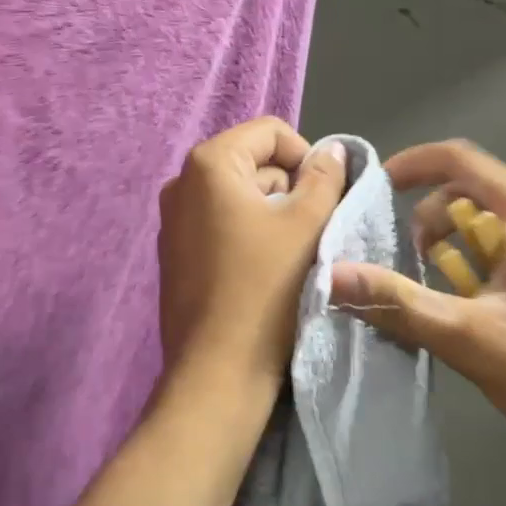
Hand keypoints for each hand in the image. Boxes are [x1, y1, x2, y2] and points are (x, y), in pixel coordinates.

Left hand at [157, 117, 346, 385]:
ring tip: (290, 255)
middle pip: (254, 162)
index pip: (270, 132)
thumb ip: (324, 177)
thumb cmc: (265, 288)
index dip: (306, 156)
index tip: (325, 196)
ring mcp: (173, 218)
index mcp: (208, 163)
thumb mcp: (306, 225)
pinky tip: (263, 271)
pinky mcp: (175, 252)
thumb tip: (332, 149)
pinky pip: (221, 222)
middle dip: (289, 188)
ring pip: (240, 194)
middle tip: (311, 230)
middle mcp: (182, 181)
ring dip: (272, 213)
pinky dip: (248, 234)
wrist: (217, 372)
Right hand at [328, 141, 505, 505]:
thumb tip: (332, 275)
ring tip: (440, 302)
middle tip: (409, 267)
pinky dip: (484, 274)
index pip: (460, 159)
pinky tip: (476, 320)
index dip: (411, 164)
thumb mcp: (473, 341)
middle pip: (474, 195)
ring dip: (457, 254)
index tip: (374, 187)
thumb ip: (400, 303)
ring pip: (495, 231)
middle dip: (431, 222)